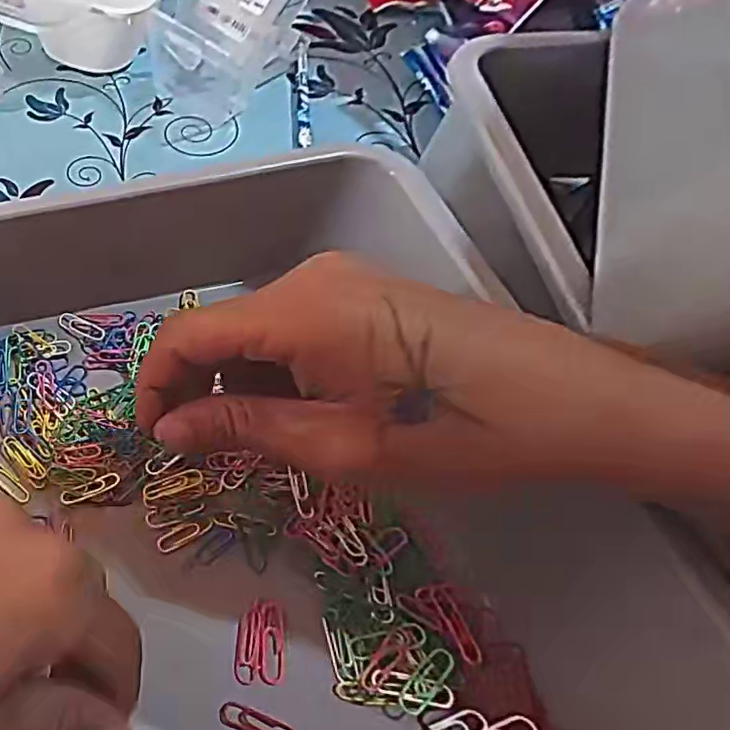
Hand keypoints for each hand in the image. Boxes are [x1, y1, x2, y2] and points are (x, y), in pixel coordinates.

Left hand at [0, 499, 140, 729]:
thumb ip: (57, 726)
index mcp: (49, 582)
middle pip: (73, 590)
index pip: (117, 638)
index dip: (115, 694)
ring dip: (25, 618)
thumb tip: (113, 727)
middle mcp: (12, 527)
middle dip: (70, 651)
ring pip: (22, 566)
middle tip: (37, 714)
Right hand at [134, 251, 729, 488]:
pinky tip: (301, 412)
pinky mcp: (359, 295)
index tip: (153, 435)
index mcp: (294, 309)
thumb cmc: (455, 432)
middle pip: (214, 330)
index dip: (153, 384)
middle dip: (194, 389)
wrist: (576, 403)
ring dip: (234, 385)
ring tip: (261, 440)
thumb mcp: (334, 446)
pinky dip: (272, 373)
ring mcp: (336, 282)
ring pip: (249, 333)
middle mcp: (306, 279)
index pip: (184, 333)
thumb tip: (165, 430)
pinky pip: (287, 330)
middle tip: (202, 449)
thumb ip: (238, 430)